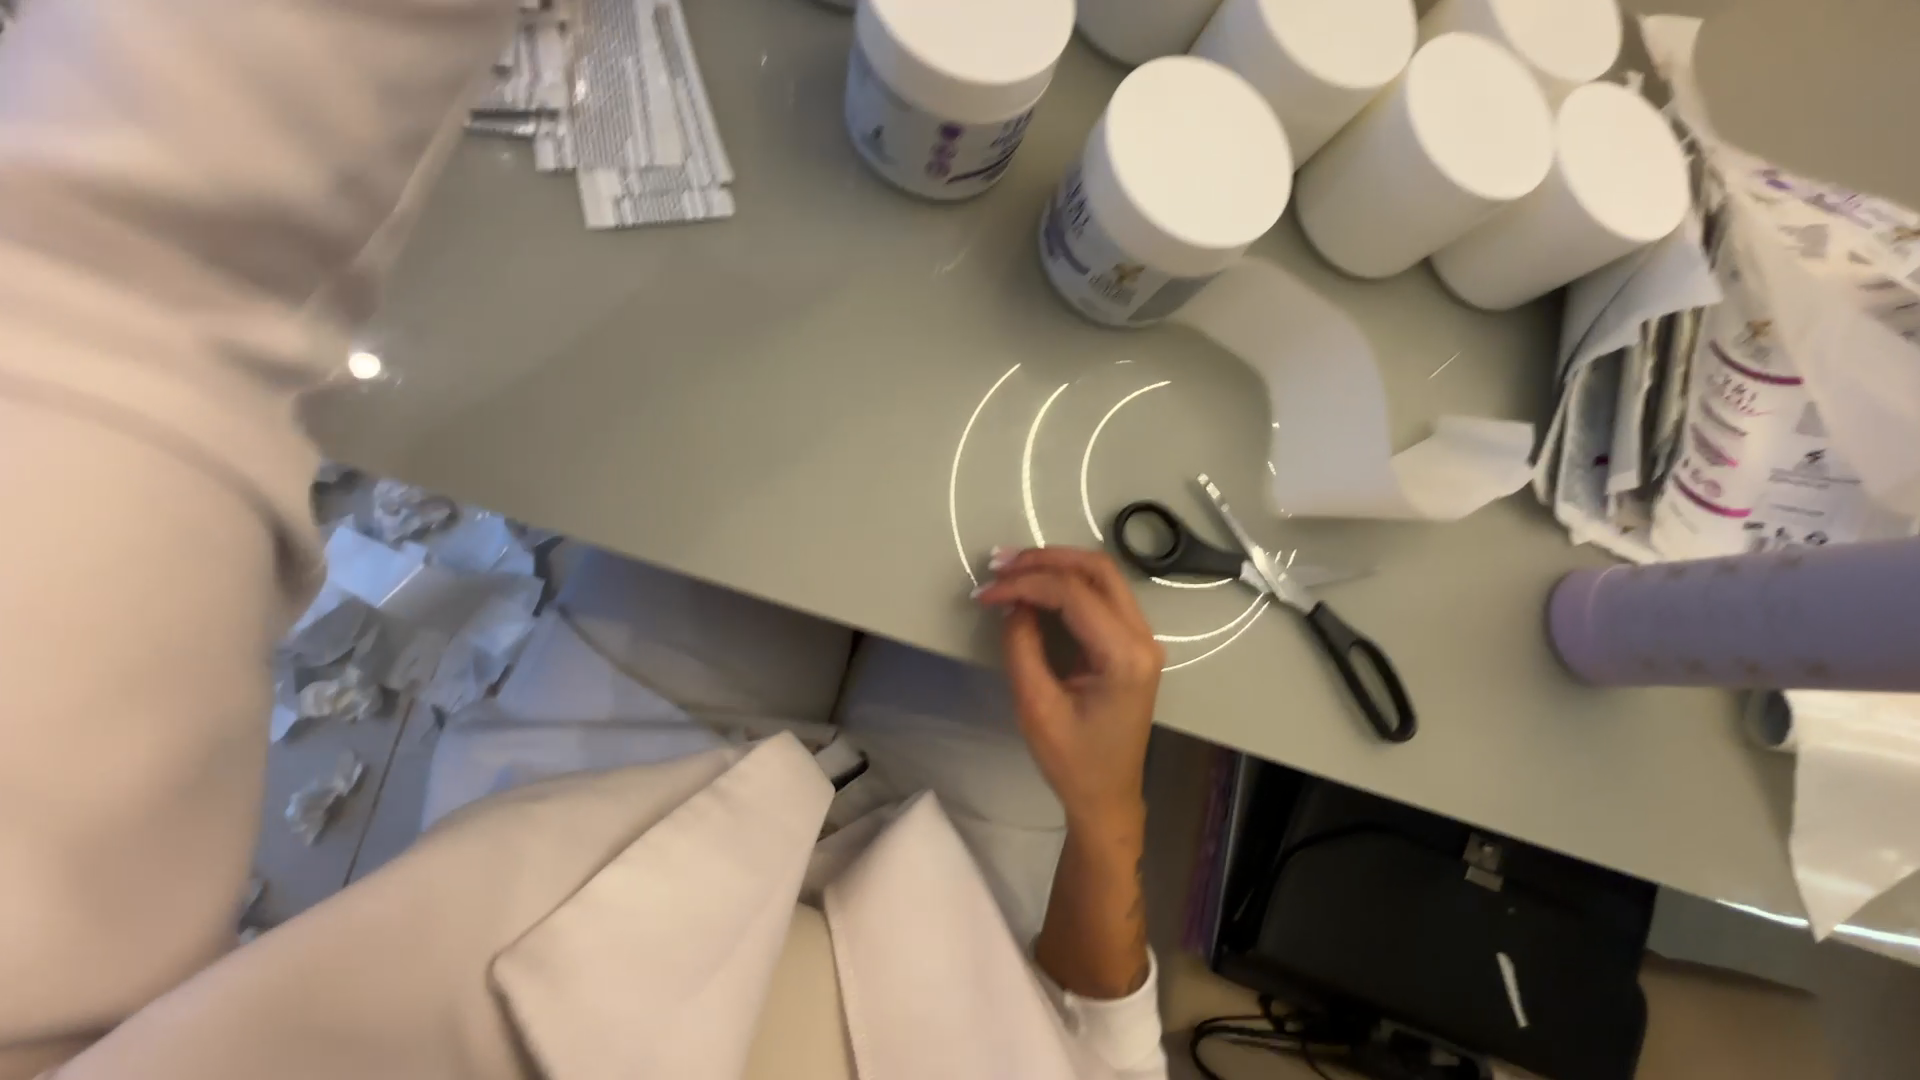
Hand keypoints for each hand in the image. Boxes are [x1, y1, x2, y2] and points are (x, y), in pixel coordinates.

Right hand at [972, 547, 1163, 831]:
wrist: (1107, 796)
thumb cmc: (1072, 761)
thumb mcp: (1035, 706)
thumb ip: (1022, 646)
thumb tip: (1013, 602)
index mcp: (1125, 656)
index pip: (1073, 594)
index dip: (1025, 584)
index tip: (986, 593)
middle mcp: (1143, 638)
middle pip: (1097, 570)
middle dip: (1045, 559)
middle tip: (1000, 564)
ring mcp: (1142, 639)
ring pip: (1101, 576)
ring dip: (1056, 566)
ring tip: (1010, 569)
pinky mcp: (1130, 643)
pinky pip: (1101, 596)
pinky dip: (1066, 584)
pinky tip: (1034, 586)